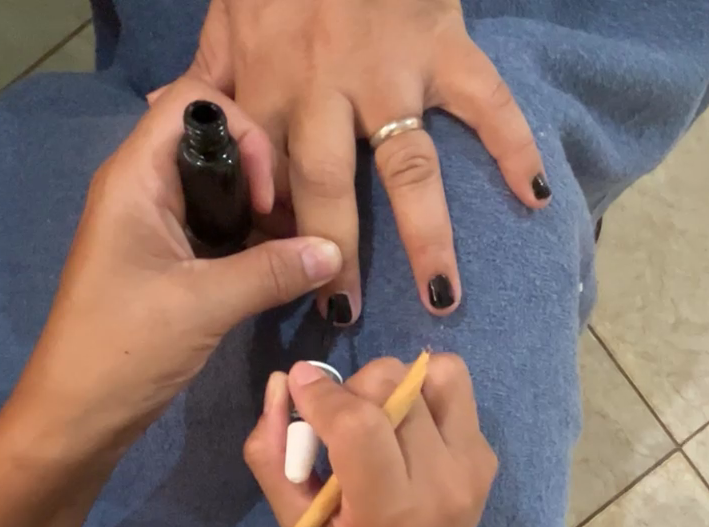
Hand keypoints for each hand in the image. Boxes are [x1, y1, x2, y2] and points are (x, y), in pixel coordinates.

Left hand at [4, 74, 341, 461]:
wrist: (81, 411)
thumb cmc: (126, 348)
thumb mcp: (204, 305)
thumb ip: (271, 272)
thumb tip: (335, 250)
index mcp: (137, 177)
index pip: (196, 105)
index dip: (246, 136)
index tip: (271, 200)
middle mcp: (147, 189)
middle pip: (215, 145)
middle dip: (268, 177)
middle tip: (304, 226)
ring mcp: (160, 227)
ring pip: (224, 194)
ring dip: (268, 216)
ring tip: (305, 253)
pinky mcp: (173, 263)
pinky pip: (222, 234)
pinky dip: (256, 245)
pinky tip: (286, 272)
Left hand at [180, 0, 549, 321]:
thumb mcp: (228, 11)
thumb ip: (209, 69)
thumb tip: (173, 110)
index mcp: (264, 80)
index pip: (259, 176)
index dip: (264, 231)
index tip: (274, 277)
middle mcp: (322, 86)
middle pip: (328, 188)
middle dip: (335, 256)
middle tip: (344, 314)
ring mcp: (388, 71)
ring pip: (408, 170)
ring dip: (427, 239)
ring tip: (443, 298)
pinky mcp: (442, 47)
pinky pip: (486, 103)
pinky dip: (516, 146)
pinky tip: (535, 196)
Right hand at [244, 354, 498, 526]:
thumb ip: (274, 459)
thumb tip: (283, 384)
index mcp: (388, 514)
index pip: (360, 426)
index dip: (324, 395)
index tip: (301, 387)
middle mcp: (439, 483)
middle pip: (394, 386)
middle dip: (353, 389)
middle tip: (340, 419)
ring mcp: (470, 464)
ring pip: (431, 373)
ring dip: (393, 381)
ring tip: (378, 415)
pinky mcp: (485, 452)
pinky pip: (453, 385)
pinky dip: (423, 389)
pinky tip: (408, 423)